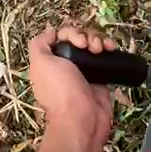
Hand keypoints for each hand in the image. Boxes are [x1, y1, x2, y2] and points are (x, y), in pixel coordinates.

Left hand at [27, 26, 115, 151]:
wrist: (82, 119)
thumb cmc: (60, 91)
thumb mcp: (40, 64)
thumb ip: (39, 44)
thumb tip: (50, 31)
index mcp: (50, 61)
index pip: (61, 35)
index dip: (70, 33)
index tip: (77, 42)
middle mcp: (67, 64)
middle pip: (78, 37)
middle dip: (86, 36)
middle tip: (90, 47)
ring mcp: (85, 70)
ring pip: (92, 44)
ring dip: (98, 40)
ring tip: (102, 49)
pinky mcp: (100, 76)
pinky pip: (104, 56)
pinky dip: (108, 48)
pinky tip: (111, 49)